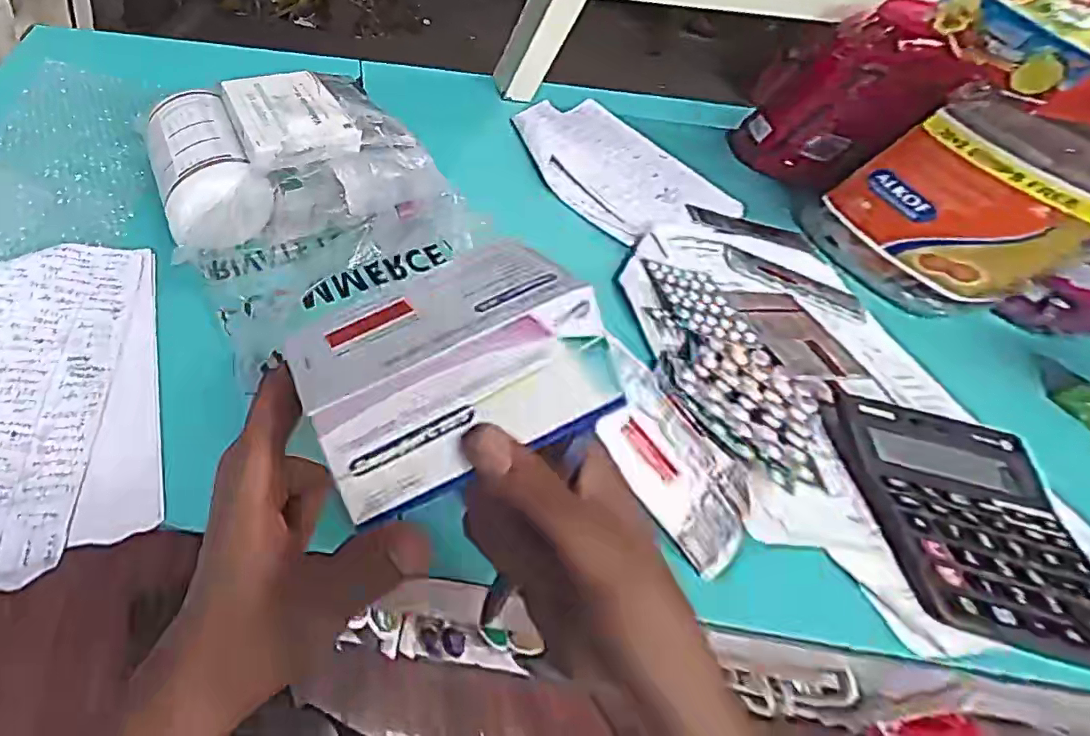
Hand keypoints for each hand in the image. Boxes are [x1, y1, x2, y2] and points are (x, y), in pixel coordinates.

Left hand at [120, 363, 430, 734]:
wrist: (209, 672)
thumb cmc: (251, 627)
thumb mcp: (319, 598)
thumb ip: (371, 565)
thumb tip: (424, 537)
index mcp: (252, 470)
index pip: (275, 397)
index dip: (304, 365)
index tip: (344, 339)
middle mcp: (251, 470)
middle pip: (298, 421)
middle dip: (341, 413)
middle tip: (395, 389)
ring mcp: (258, 493)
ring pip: (308, 461)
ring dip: (341, 464)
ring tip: (397, 449)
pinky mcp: (267, 516)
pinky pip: (303, 487)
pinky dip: (329, 495)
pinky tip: (369, 506)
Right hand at [461, 424, 751, 735]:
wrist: (643, 695)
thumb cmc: (638, 609)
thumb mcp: (589, 543)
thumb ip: (533, 489)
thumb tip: (477, 434)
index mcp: (582, 462)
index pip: (530, 409)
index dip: (492, 397)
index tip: (445, 392)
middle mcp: (552, 480)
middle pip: (495, 447)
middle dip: (479, 466)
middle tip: (479, 488)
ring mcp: (532, 516)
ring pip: (483, 487)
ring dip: (490, 515)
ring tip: (526, 552)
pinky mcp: (516, 549)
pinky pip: (484, 525)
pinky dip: (487, 539)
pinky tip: (514, 567)